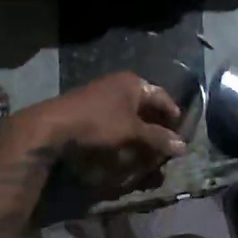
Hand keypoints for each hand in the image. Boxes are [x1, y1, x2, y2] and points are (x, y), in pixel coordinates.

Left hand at [12, 73, 185, 193]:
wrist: (53, 126)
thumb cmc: (98, 123)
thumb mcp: (132, 131)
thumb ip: (158, 138)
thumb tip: (183, 146)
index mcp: (133, 83)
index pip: (162, 97)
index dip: (173, 116)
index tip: (180, 135)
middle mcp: (119, 85)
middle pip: (146, 108)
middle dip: (156, 130)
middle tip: (164, 149)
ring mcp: (102, 96)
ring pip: (130, 117)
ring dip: (140, 136)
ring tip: (146, 155)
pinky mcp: (89, 110)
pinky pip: (114, 123)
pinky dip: (123, 136)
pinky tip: (125, 151)